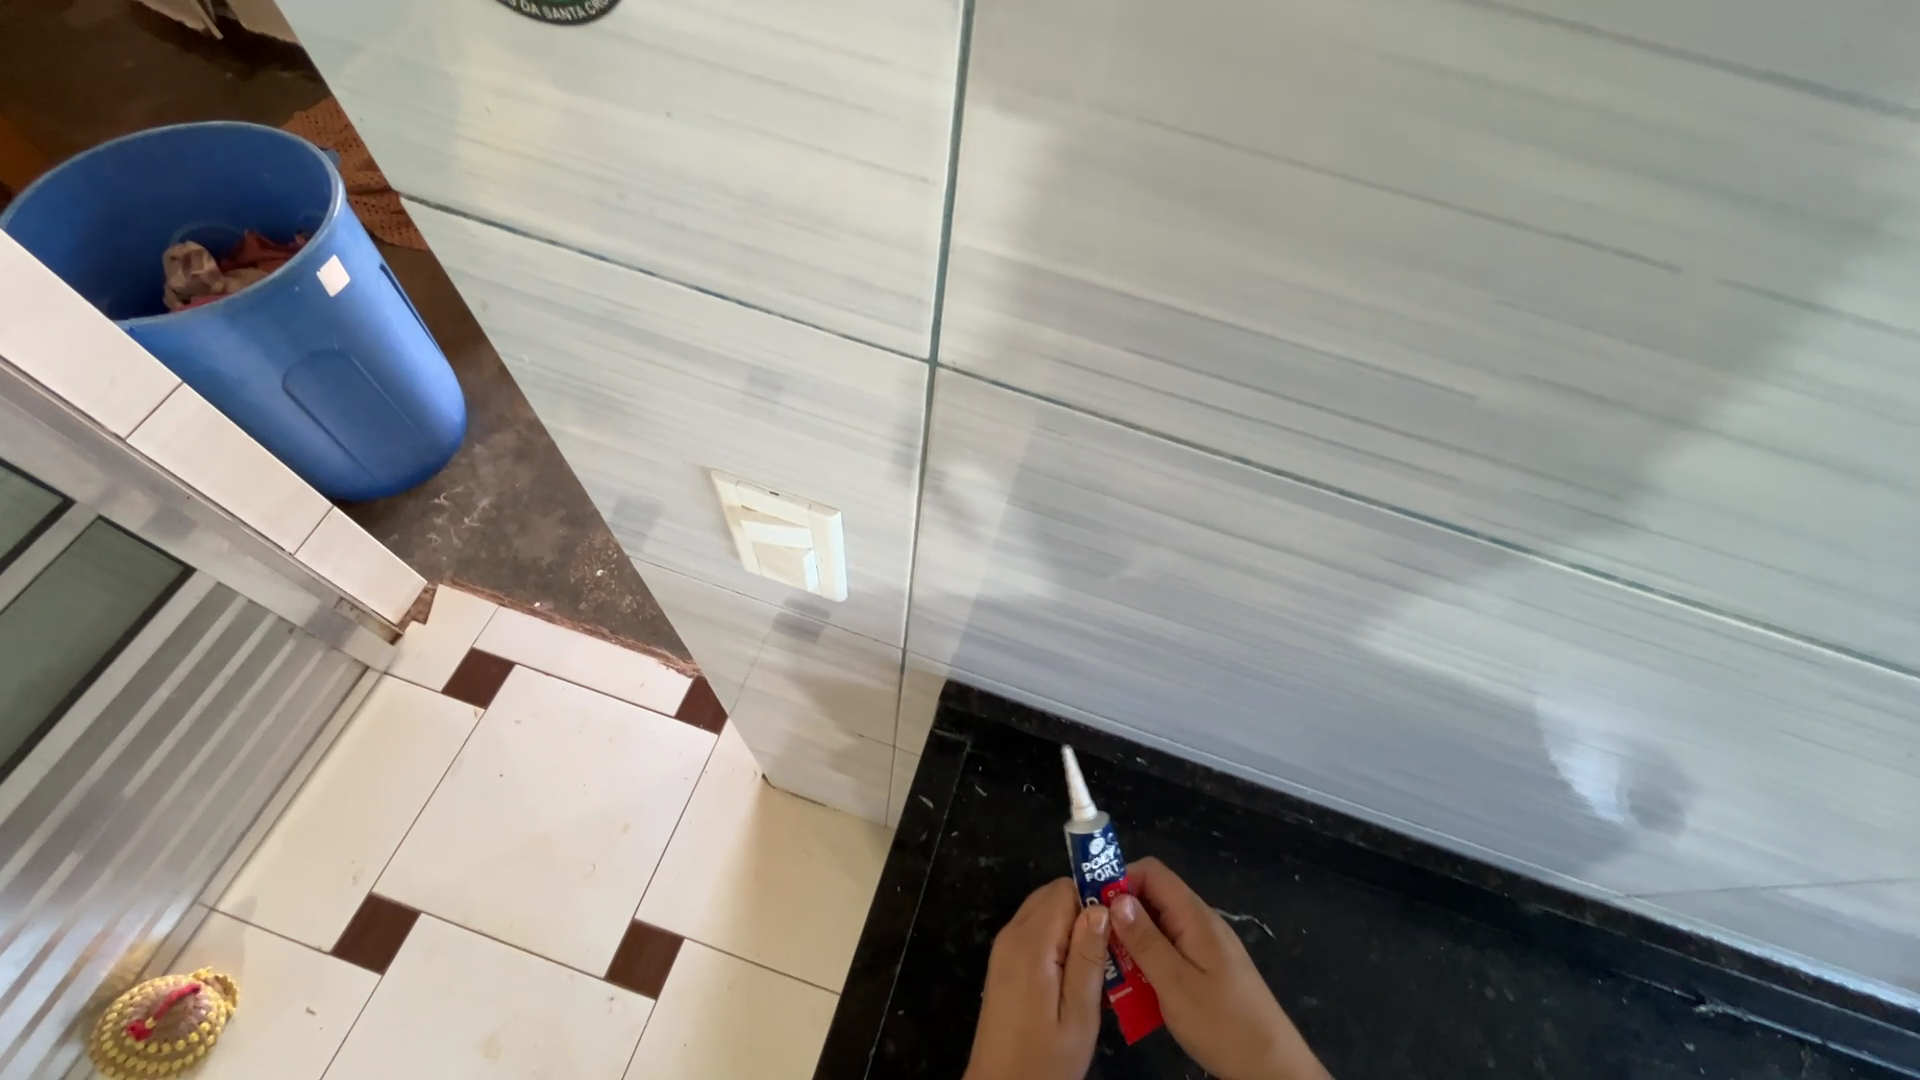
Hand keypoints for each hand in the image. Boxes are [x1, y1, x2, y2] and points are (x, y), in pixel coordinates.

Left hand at [964, 878, 1110, 1079]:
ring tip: (1099, 961)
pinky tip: (1075, 971)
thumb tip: (1101, 907)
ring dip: (1071, 925)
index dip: (1094, 899)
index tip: (1122, 922)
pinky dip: (1056, 937)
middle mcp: (1011, 934)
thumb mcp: (1078, 1015)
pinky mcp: (1003, 962)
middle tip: (1113, 946)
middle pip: (1052, 895)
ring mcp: (1003, 947)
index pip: (1064, 890)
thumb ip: (1088, 957)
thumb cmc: (1044, 1061)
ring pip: (1043, 910)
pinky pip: (1034, 930)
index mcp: (1029, 943)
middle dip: (1084, 910)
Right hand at [1109, 858, 1331, 1079]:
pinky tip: (1136, 987)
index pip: (1152, 872)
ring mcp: (1206, 946)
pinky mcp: (1208, 969)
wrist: (1274, 1070)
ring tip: (1110, 967)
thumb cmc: (1224, 1025)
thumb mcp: (1175, 984)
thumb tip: (1116, 898)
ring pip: (1159, 926)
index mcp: (1194, 916)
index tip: (1093, 906)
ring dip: (1133, 941)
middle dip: (1121, 914)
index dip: (1119, 880)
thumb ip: (1144, 940)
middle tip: (1096, 942)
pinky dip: (1149, 960)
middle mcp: (1200, 922)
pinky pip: (1170, 949)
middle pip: (1153, 897)